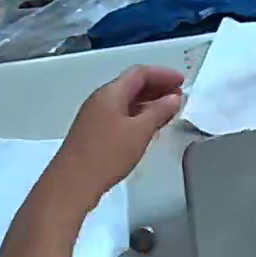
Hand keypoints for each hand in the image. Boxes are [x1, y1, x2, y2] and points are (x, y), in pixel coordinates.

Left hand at [41, 66, 183, 213]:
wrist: (72, 183)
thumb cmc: (107, 155)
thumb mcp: (139, 132)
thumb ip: (159, 112)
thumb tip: (173, 98)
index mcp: (110, 93)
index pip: (139, 73)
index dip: (163, 74)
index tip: (183, 83)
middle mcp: (100, 100)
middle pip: (131, 85)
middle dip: (157, 88)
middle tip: (178, 98)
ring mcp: (94, 117)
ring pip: (125, 102)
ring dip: (147, 104)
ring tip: (168, 113)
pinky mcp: (92, 133)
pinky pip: (119, 116)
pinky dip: (136, 117)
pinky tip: (147, 129)